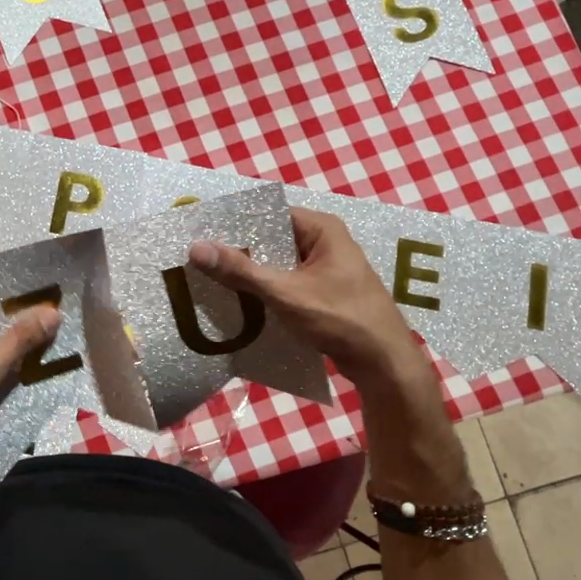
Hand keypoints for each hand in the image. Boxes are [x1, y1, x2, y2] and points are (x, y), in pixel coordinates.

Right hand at [189, 208, 426, 393]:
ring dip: (249, 274)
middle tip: (198, 259)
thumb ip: (241, 270)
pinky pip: (284, 283)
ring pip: (276, 264)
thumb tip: (196, 247)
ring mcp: (324, 268)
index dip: (234, 224)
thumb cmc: (340, 318)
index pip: (268, 215)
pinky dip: (264, 290)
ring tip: (209, 278)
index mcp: (321, 229)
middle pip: (270, 240)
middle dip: (237, 251)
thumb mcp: (285, 292)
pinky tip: (236, 301)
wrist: (384, 364)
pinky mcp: (322, 292)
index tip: (200, 233)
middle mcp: (324, 241)